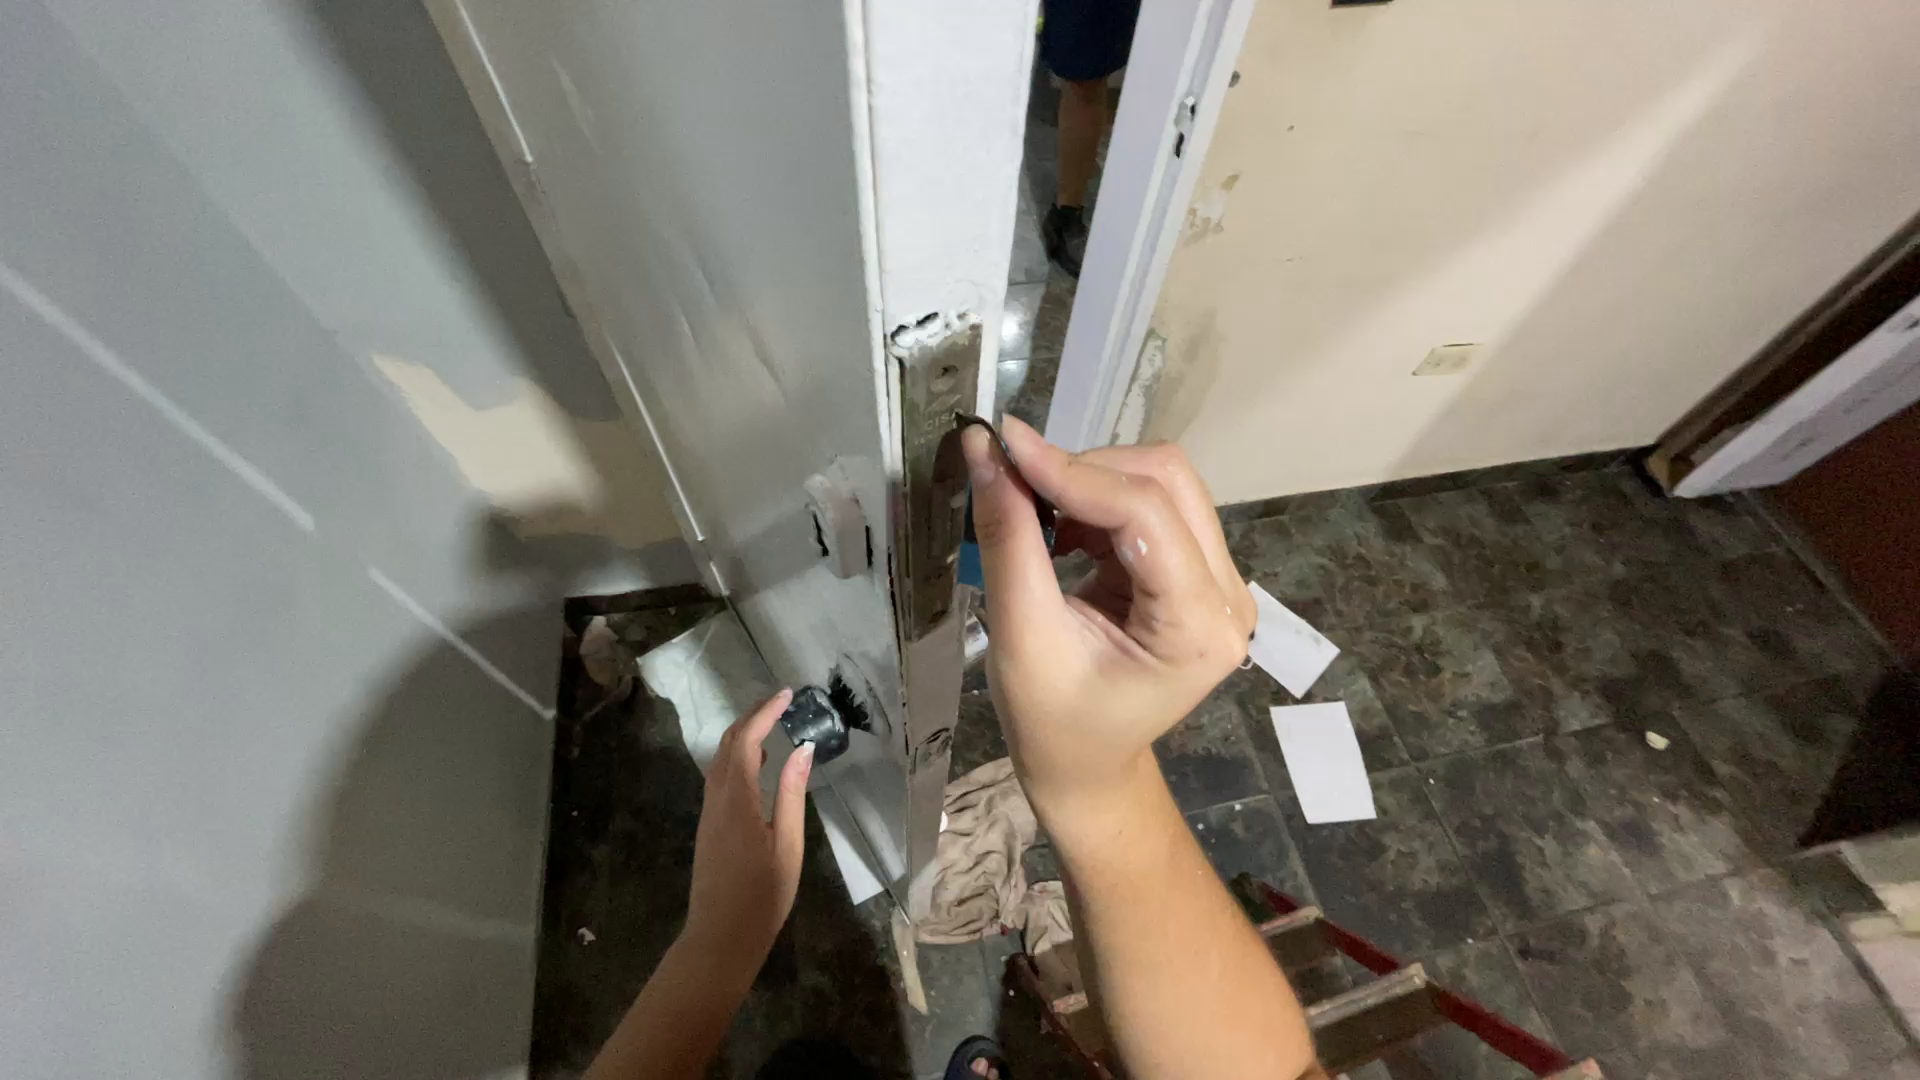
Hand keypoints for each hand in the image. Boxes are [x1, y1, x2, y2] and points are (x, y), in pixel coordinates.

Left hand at [682, 689, 812, 969]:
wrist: (719, 939)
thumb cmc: (762, 896)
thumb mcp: (788, 844)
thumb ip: (793, 794)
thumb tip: (802, 748)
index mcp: (738, 800)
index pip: (747, 741)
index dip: (765, 712)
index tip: (788, 694)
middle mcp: (717, 798)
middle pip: (728, 743)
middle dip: (752, 716)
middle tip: (782, 701)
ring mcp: (709, 811)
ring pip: (720, 758)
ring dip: (744, 734)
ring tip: (774, 723)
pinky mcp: (709, 824)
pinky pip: (720, 775)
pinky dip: (738, 755)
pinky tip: (760, 762)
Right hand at [963, 417, 1254, 814]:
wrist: (1085, 765)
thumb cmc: (1052, 724)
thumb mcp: (1021, 635)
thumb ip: (1008, 538)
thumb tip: (985, 450)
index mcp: (1199, 627)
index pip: (1144, 514)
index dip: (1071, 470)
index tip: (1003, 442)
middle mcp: (1226, 595)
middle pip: (1165, 481)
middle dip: (1083, 469)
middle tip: (1014, 478)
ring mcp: (1217, 581)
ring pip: (1160, 482)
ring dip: (1090, 480)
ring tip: (1034, 510)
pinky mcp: (1193, 570)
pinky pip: (1149, 504)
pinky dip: (1096, 500)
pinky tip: (1061, 530)